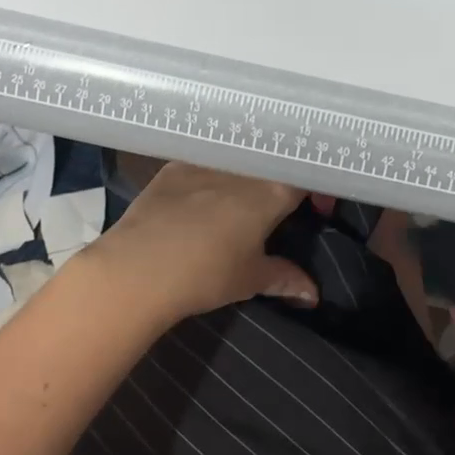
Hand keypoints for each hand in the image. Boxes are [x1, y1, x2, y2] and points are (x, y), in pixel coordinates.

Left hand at [77, 162, 317, 321]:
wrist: (138, 268)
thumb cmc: (205, 274)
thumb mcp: (250, 279)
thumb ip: (285, 278)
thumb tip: (313, 294)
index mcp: (273, 191)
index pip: (308, 177)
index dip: (316, 191)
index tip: (315, 209)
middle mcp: (246, 167)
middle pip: (275, 164)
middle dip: (281, 181)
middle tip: (277, 208)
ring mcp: (210, 161)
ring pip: (240, 160)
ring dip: (247, 176)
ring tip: (238, 200)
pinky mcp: (178, 163)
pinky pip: (206, 162)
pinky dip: (212, 175)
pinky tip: (202, 195)